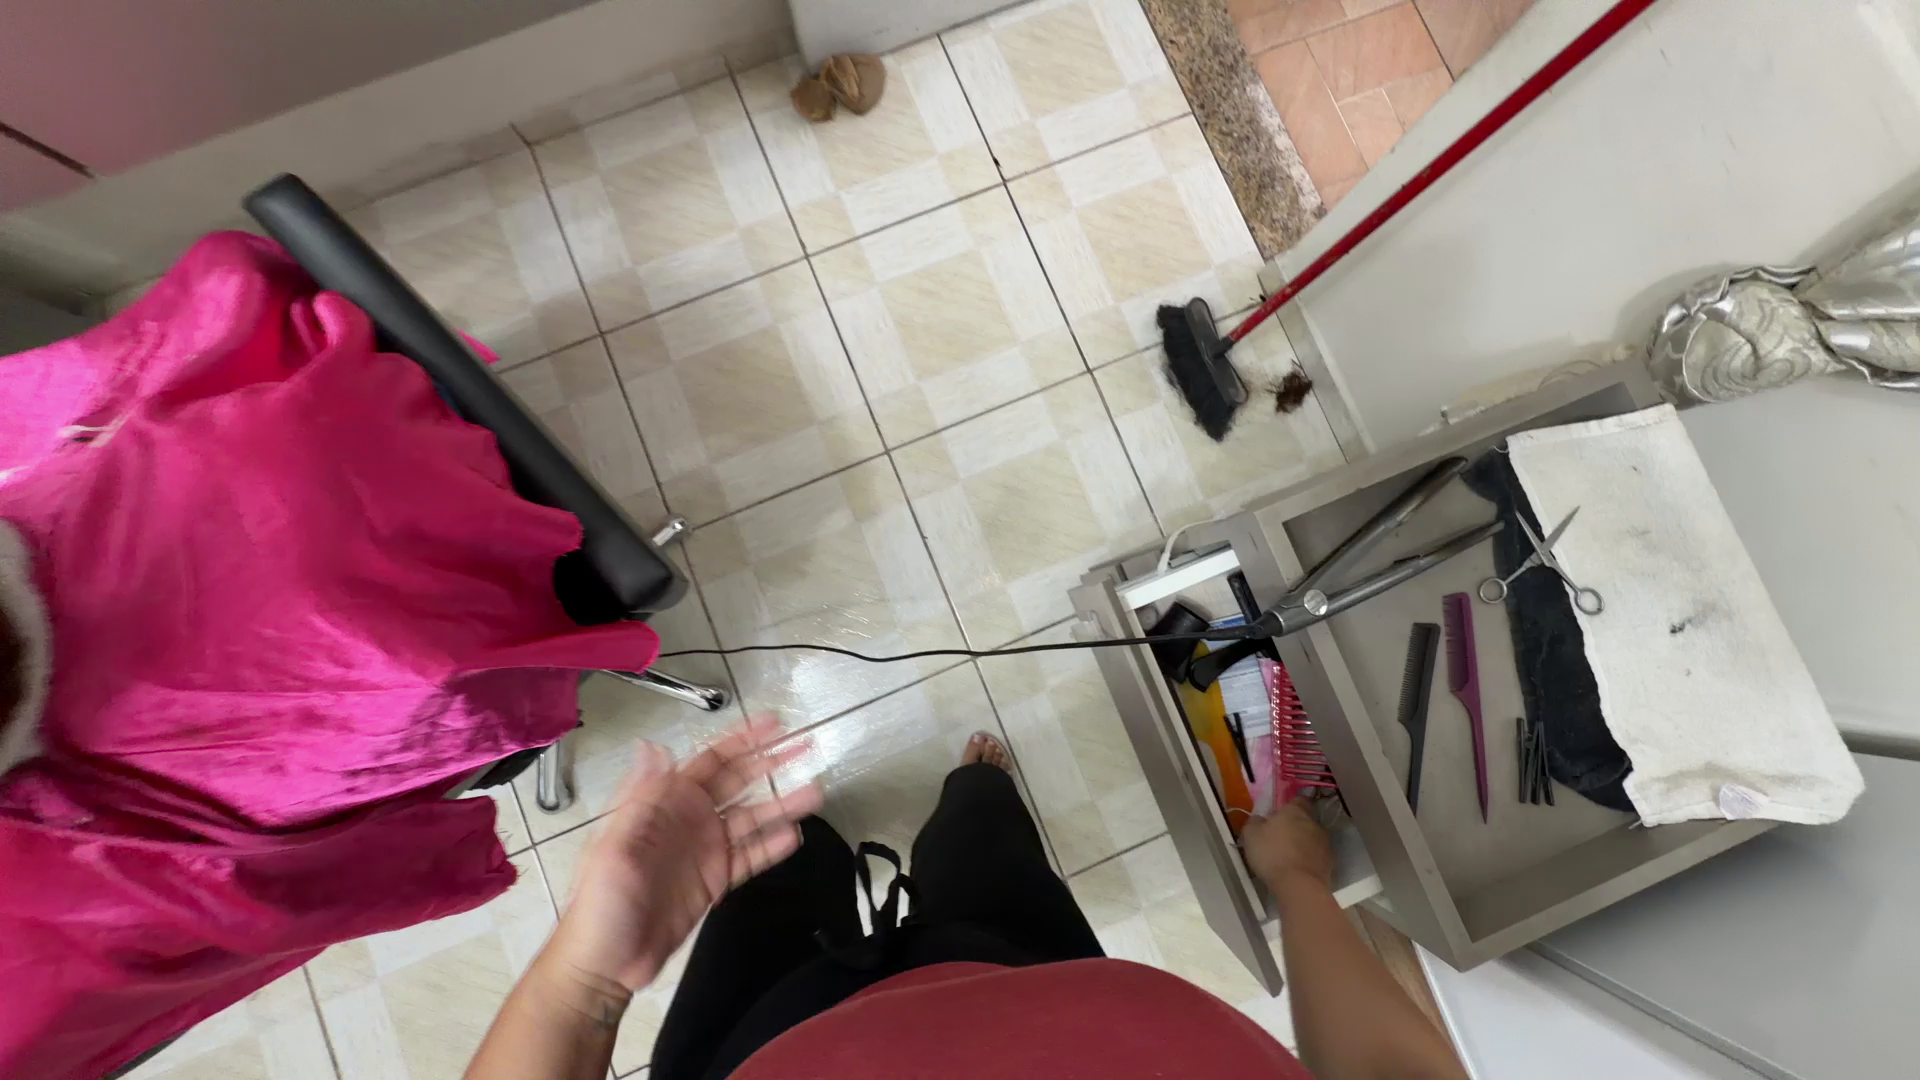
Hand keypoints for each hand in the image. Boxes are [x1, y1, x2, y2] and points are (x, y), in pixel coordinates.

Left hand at [543, 714, 823, 995]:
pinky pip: (751, 856)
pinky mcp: (716, 880)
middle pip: (739, 782)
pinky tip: (794, 836)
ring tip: (814, 794)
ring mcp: (707, 849)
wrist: (605, 967)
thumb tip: (654, 745)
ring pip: (753, 818)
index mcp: (665, 803)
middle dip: (772, 763)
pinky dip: (772, 846)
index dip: (742, 740)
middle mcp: (691, 818)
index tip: (774, 724)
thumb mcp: (613, 846)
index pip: (711, 761)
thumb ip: (640, 797)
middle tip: (806, 747)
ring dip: (782, 805)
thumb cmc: (601, 903)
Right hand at [1240, 796, 1332, 894]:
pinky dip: (1307, 859)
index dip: (1290, 805)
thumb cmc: (1272, 853)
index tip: (1279, 814)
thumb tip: (1260, 820)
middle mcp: (1314, 823)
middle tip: (1280, 836)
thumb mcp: (1251, 834)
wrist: (1299, 887)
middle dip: (1296, 825)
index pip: (1298, 799)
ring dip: (1302, 843)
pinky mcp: (1330, 864)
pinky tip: (1295, 868)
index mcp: (1296, 811)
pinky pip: (1316, 856)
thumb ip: (1255, 822)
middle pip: (1306, 820)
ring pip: (1312, 838)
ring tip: (1287, 855)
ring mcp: (1325, 845)